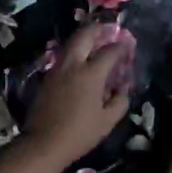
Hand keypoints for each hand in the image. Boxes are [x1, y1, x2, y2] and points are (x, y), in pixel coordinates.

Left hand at [21, 22, 133, 169]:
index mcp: (90, 74)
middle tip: (108, 30)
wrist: (44, 142)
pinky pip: (63, 56)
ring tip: (95, 42)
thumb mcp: (107, 121)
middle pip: (84, 36)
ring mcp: (57, 69)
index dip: (121, 47)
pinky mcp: (47, 76)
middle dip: (97, 30)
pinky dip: (74, 51)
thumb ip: (119, 100)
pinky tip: (81, 60)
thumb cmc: (79, 133)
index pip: (109, 52)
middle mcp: (72, 65)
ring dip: (84, 38)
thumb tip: (122, 88)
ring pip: (70, 43)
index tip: (128, 45)